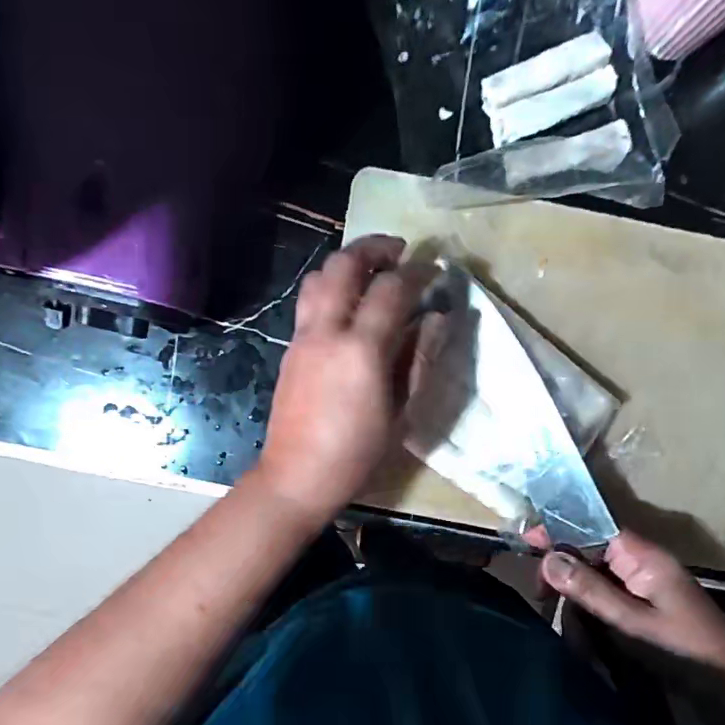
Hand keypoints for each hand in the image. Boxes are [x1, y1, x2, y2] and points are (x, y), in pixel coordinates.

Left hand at [251, 235, 444, 521]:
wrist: (296, 476)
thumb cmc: (355, 454)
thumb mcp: (399, 413)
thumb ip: (416, 360)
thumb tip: (434, 320)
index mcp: (360, 350)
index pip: (391, 289)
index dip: (417, 272)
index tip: (434, 269)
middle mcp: (327, 332)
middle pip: (344, 265)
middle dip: (373, 248)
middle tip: (398, 252)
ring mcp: (302, 338)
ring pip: (317, 277)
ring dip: (345, 263)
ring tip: (369, 272)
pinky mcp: (290, 350)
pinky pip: (308, 302)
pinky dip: (330, 288)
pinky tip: (347, 306)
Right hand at [540, 531, 724, 683]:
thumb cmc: (681, 651)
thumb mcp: (629, 621)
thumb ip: (588, 589)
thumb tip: (548, 557)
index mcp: (645, 558)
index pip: (595, 529)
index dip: (561, 532)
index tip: (527, 542)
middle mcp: (643, 566)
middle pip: (590, 555)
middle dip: (564, 576)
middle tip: (541, 599)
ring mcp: (645, 588)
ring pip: (594, 582)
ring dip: (576, 604)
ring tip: (568, 632)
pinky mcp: (645, 610)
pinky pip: (607, 602)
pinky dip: (591, 617)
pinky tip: (584, 641)